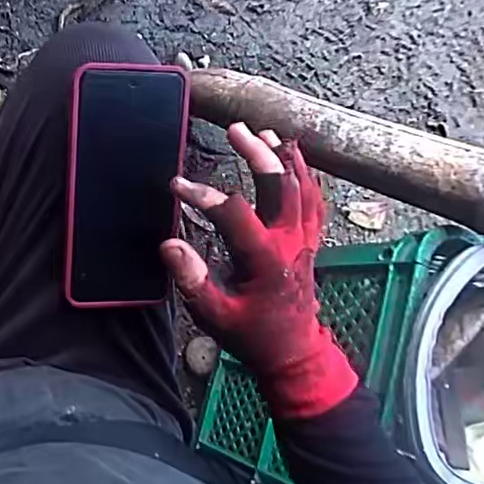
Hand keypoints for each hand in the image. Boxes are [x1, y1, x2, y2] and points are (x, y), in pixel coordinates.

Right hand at [159, 122, 356, 418]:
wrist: (295, 353)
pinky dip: (306, 174)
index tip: (176, 186)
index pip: (233, 212)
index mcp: (264, 259)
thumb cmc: (251, 335)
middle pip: (280, 185)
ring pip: (302, 186)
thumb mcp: (213, 314)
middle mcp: (290, 242)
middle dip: (258, 153)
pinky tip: (294, 158)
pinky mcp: (311, 241)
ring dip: (284, 157)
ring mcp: (306, 240)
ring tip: (267, 132)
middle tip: (236, 130)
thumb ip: (191, 279)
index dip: (202, 194)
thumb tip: (168, 244)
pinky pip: (315, 199)